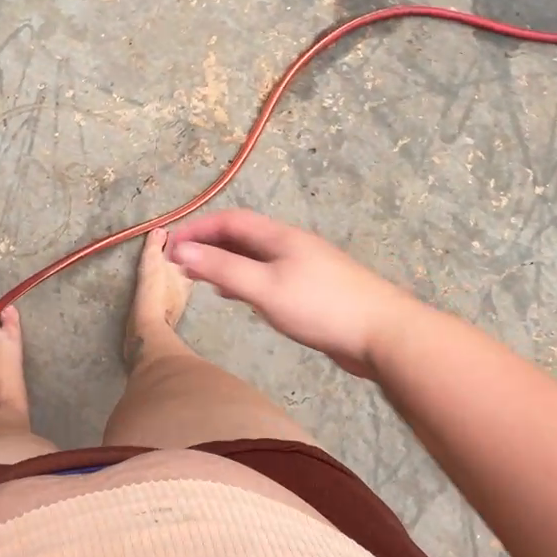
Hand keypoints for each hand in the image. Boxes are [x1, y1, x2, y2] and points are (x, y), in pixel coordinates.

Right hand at [166, 209, 420, 378]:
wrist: (386, 335)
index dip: (197, 228)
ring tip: (198, 276)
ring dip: (223, 261)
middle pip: (241, 235)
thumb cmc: (322, 307)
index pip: (228, 220)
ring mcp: (304, 267)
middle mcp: (290, 245)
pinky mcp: (313, 291)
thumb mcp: (264, 287)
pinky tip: (236, 296)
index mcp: (279, 237)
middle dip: (206, 243)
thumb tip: (180, 250)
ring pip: (254, 256)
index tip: (170, 244)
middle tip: (178, 261)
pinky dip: (242, 278)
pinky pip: (266, 275)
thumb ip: (221, 268)